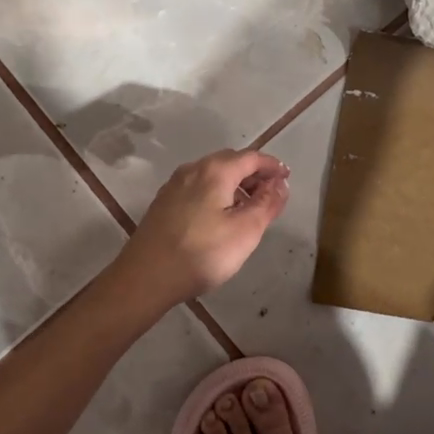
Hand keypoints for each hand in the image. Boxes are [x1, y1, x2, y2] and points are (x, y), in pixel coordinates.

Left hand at [111, 150, 290, 306]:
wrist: (146, 275)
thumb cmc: (202, 253)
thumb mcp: (245, 231)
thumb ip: (266, 204)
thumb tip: (281, 184)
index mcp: (215, 170)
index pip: (251, 157)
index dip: (272, 165)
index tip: (287, 177)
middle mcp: (193, 169)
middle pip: (230, 161)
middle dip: (254, 173)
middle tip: (271, 194)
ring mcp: (175, 185)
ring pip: (213, 174)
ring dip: (235, 184)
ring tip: (249, 208)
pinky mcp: (164, 202)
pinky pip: (198, 187)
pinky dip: (217, 192)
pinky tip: (220, 217)